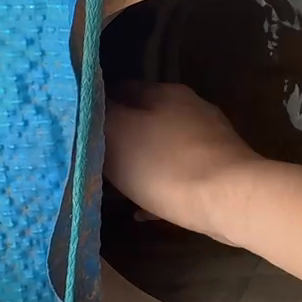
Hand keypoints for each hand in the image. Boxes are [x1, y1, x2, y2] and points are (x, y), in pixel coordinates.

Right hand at [104, 81, 258, 240]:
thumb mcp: (118, 133)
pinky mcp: (219, 169)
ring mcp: (209, 140)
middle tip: (88, 162)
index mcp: (167, 93)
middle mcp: (192, 109)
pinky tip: (141, 212)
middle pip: (143, 120)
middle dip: (116, 140)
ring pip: (161, 150)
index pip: (121, 89)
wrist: (229, 197)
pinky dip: (158, 190)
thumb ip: (100, 115)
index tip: (73, 128)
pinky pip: (179, 177)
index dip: (95, 107)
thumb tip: (90, 103)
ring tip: (110, 189)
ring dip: (137, 167)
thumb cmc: (165, 163)